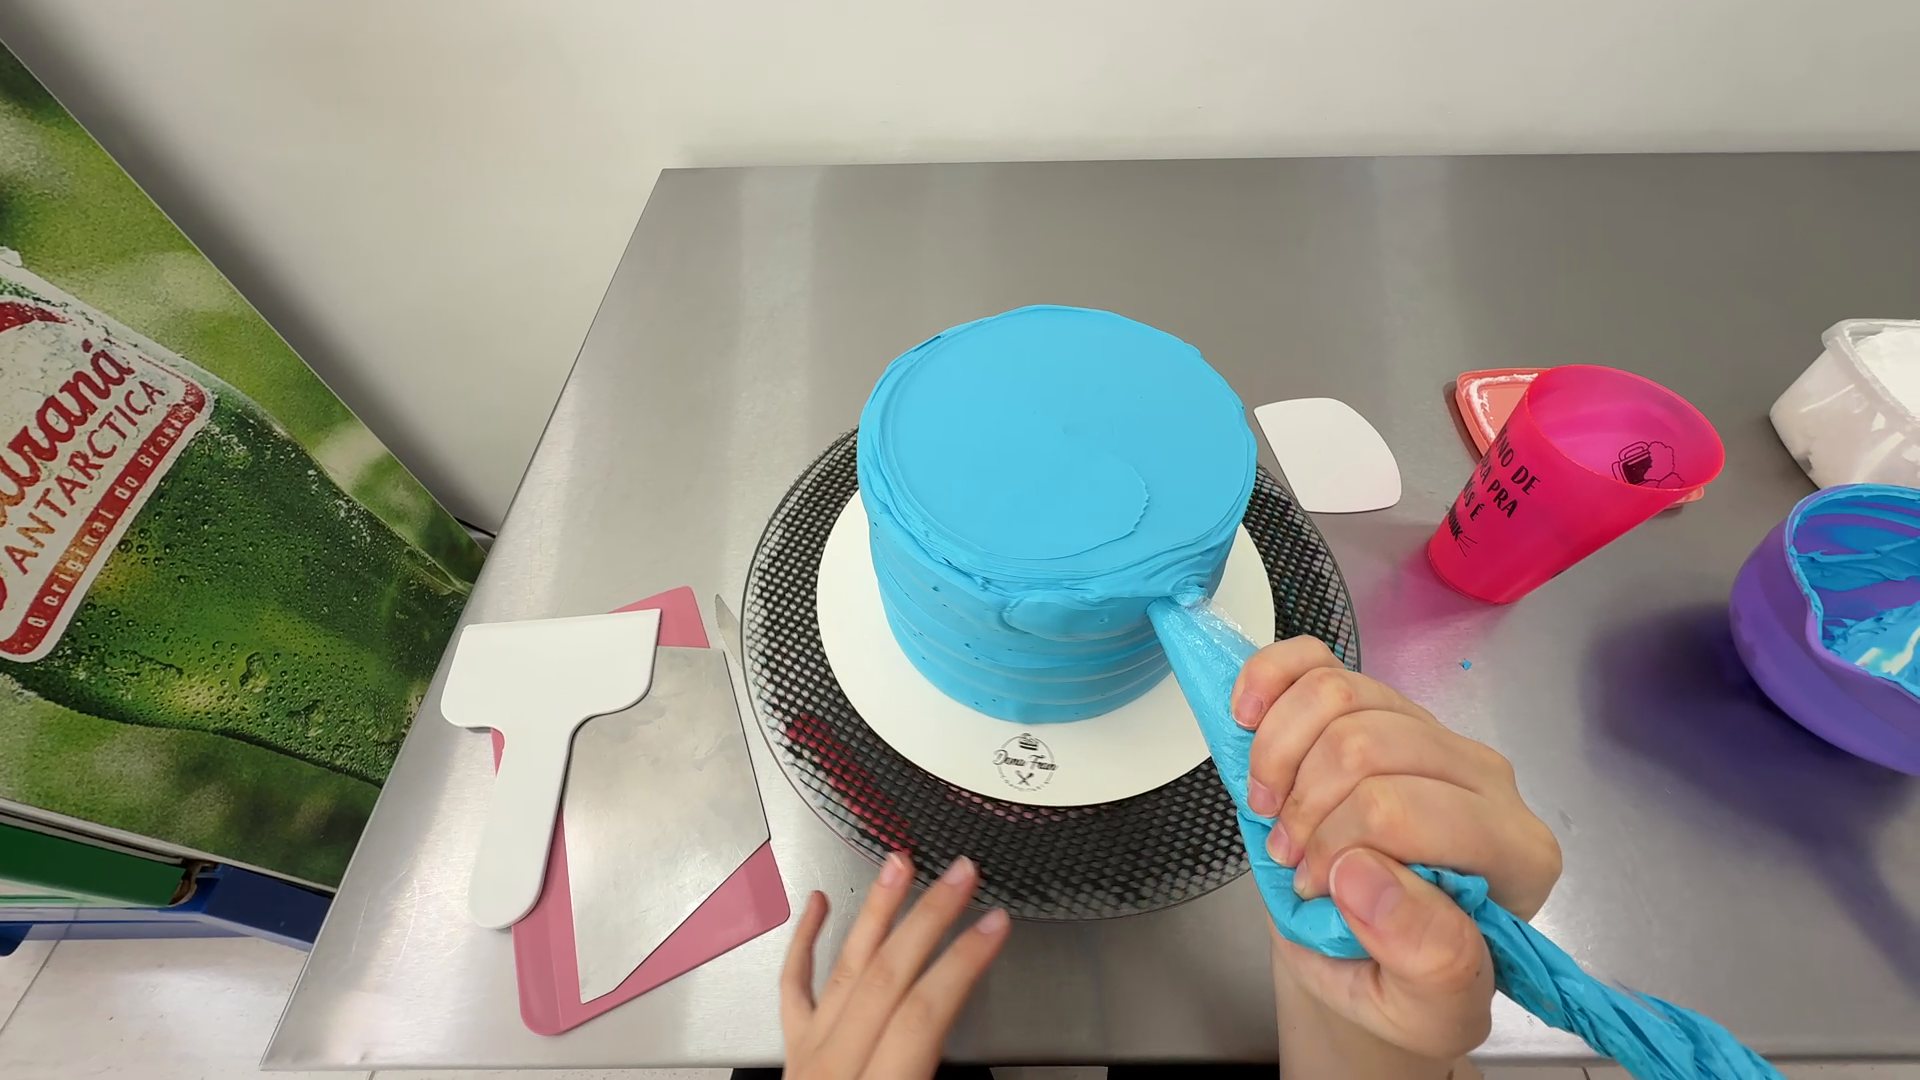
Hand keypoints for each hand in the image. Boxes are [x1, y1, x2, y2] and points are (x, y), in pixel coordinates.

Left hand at [781, 853, 1009, 1078]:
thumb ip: (951, 1079)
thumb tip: (986, 1060)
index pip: (922, 1014)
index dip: (963, 963)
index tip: (996, 923)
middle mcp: (833, 1072)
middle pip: (885, 977)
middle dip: (930, 918)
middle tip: (962, 873)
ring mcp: (806, 1060)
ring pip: (844, 969)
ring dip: (876, 911)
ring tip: (899, 864)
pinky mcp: (792, 1056)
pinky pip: (793, 989)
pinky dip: (804, 942)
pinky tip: (817, 905)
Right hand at [1231, 637, 1561, 1060]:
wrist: (1358, 941)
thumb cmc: (1394, 977)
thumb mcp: (1424, 1009)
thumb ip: (1427, 960)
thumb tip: (1363, 874)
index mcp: (1512, 847)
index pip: (1402, 808)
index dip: (1332, 843)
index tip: (1311, 886)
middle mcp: (1479, 773)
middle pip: (1362, 742)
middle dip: (1298, 800)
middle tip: (1283, 849)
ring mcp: (1420, 725)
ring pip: (1334, 691)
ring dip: (1274, 751)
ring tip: (1266, 802)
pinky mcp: (1368, 700)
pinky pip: (1313, 657)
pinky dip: (1267, 677)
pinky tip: (1247, 715)